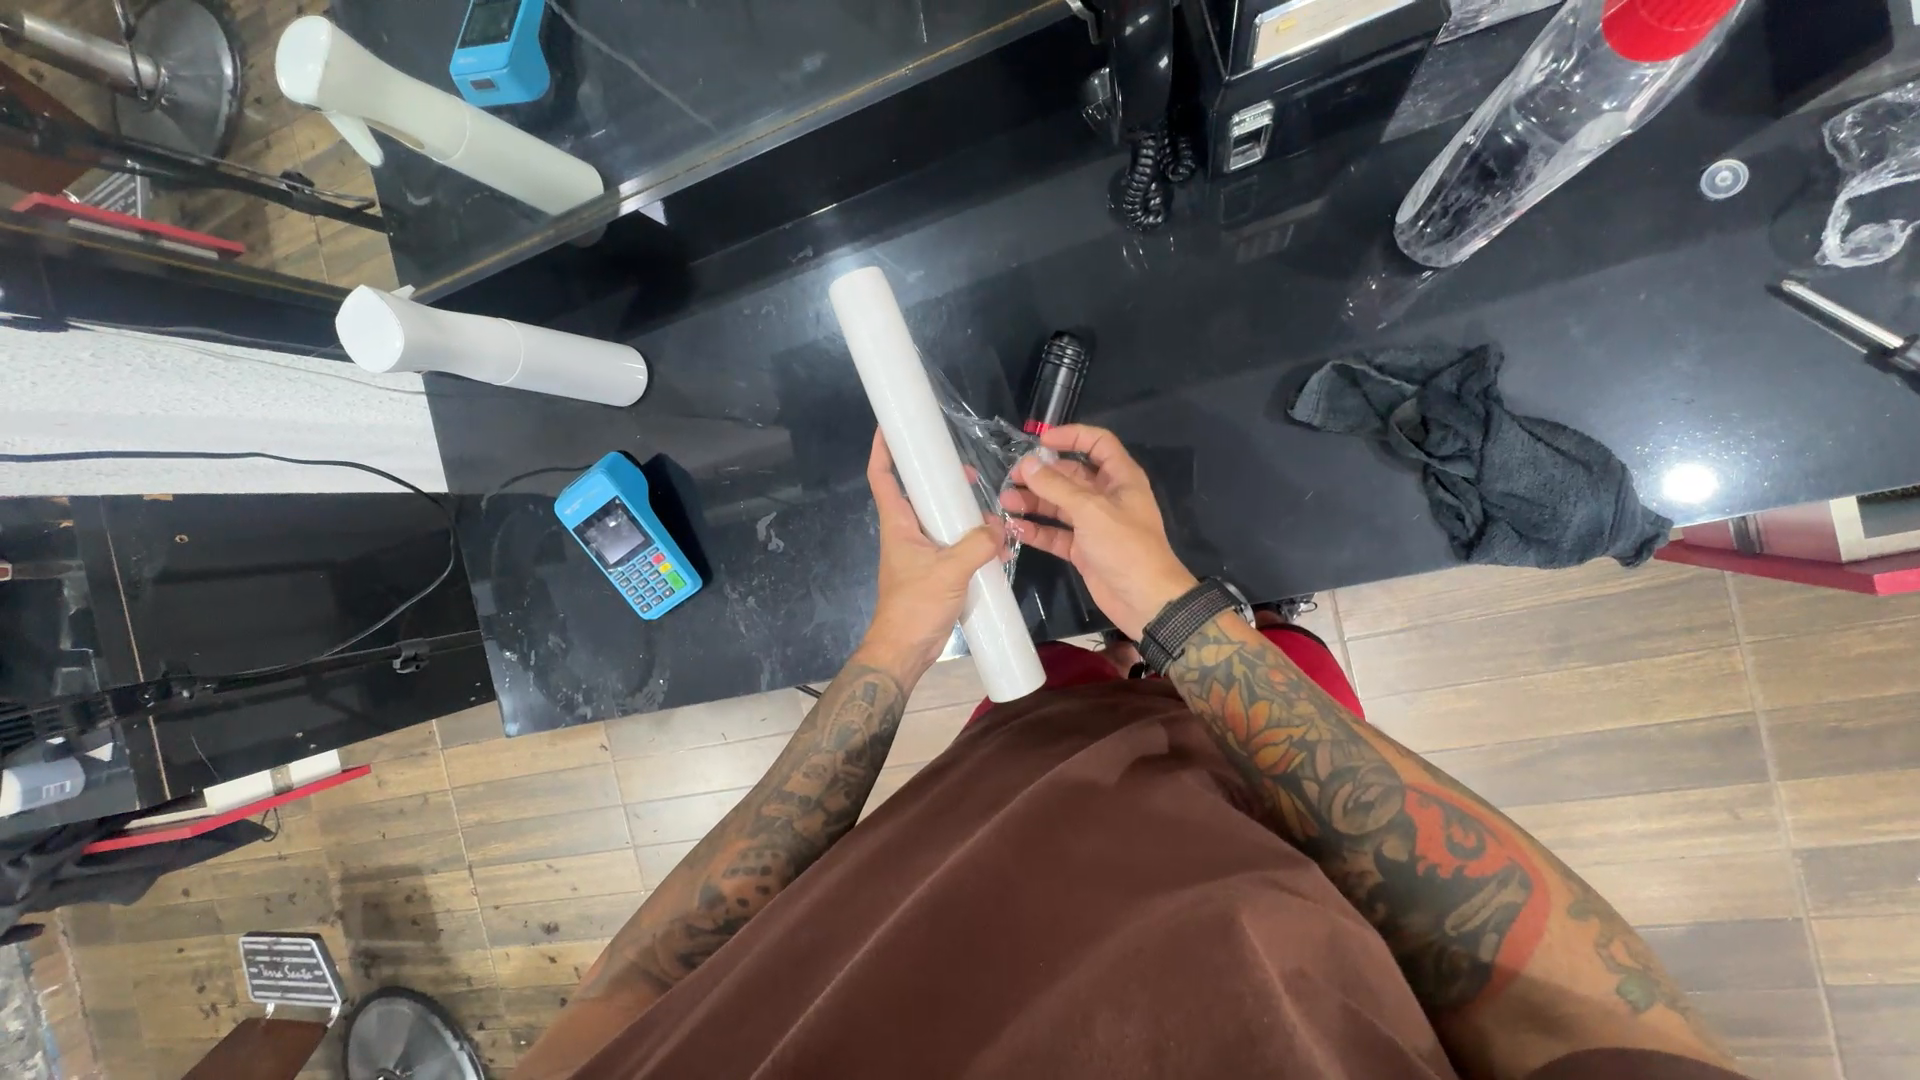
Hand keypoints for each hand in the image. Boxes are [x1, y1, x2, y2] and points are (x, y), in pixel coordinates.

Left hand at [855, 430, 1004, 681]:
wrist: (905, 650)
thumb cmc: (915, 605)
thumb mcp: (950, 571)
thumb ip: (977, 544)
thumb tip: (998, 525)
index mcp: (898, 524)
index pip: (882, 477)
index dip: (882, 449)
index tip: (890, 427)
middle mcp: (906, 533)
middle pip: (918, 494)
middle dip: (940, 480)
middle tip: (968, 474)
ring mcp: (920, 553)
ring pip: (939, 521)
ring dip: (961, 514)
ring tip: (990, 511)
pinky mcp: (934, 572)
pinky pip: (953, 546)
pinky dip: (971, 542)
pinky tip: (996, 548)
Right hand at [1001, 424, 1196, 640]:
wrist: (1145, 600)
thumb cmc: (1126, 546)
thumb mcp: (1091, 511)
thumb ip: (1057, 487)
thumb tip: (1027, 464)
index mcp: (1120, 478)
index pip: (1097, 443)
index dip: (1071, 436)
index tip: (1040, 441)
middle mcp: (1107, 497)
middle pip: (1071, 475)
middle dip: (1042, 474)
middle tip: (1012, 477)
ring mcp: (1093, 524)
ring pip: (1059, 505)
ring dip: (1034, 501)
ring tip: (1005, 501)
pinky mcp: (1083, 549)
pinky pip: (1056, 533)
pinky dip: (1037, 530)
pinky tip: (1015, 527)